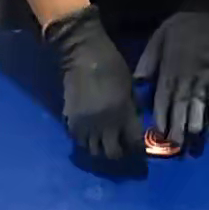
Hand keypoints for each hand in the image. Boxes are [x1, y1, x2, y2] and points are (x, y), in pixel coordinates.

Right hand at [42, 6, 140, 161]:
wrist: (83, 55)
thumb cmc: (110, 64)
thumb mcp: (129, 85)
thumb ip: (131, 108)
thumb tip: (132, 125)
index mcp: (123, 113)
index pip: (133, 142)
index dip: (136, 147)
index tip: (136, 147)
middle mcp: (105, 125)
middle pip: (112, 153)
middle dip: (117, 152)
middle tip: (118, 147)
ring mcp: (87, 126)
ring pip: (93, 150)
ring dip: (99, 147)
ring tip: (102, 140)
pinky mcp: (72, 123)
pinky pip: (79, 141)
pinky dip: (84, 141)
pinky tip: (88, 133)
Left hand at [133, 0, 208, 142]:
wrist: (207, 8)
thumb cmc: (178, 28)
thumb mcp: (155, 43)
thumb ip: (147, 65)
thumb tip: (137, 83)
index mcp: (167, 76)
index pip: (162, 105)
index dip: (161, 122)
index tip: (159, 138)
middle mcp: (184, 82)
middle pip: (180, 112)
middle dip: (179, 132)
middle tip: (177, 150)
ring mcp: (202, 80)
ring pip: (199, 108)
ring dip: (197, 127)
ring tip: (195, 145)